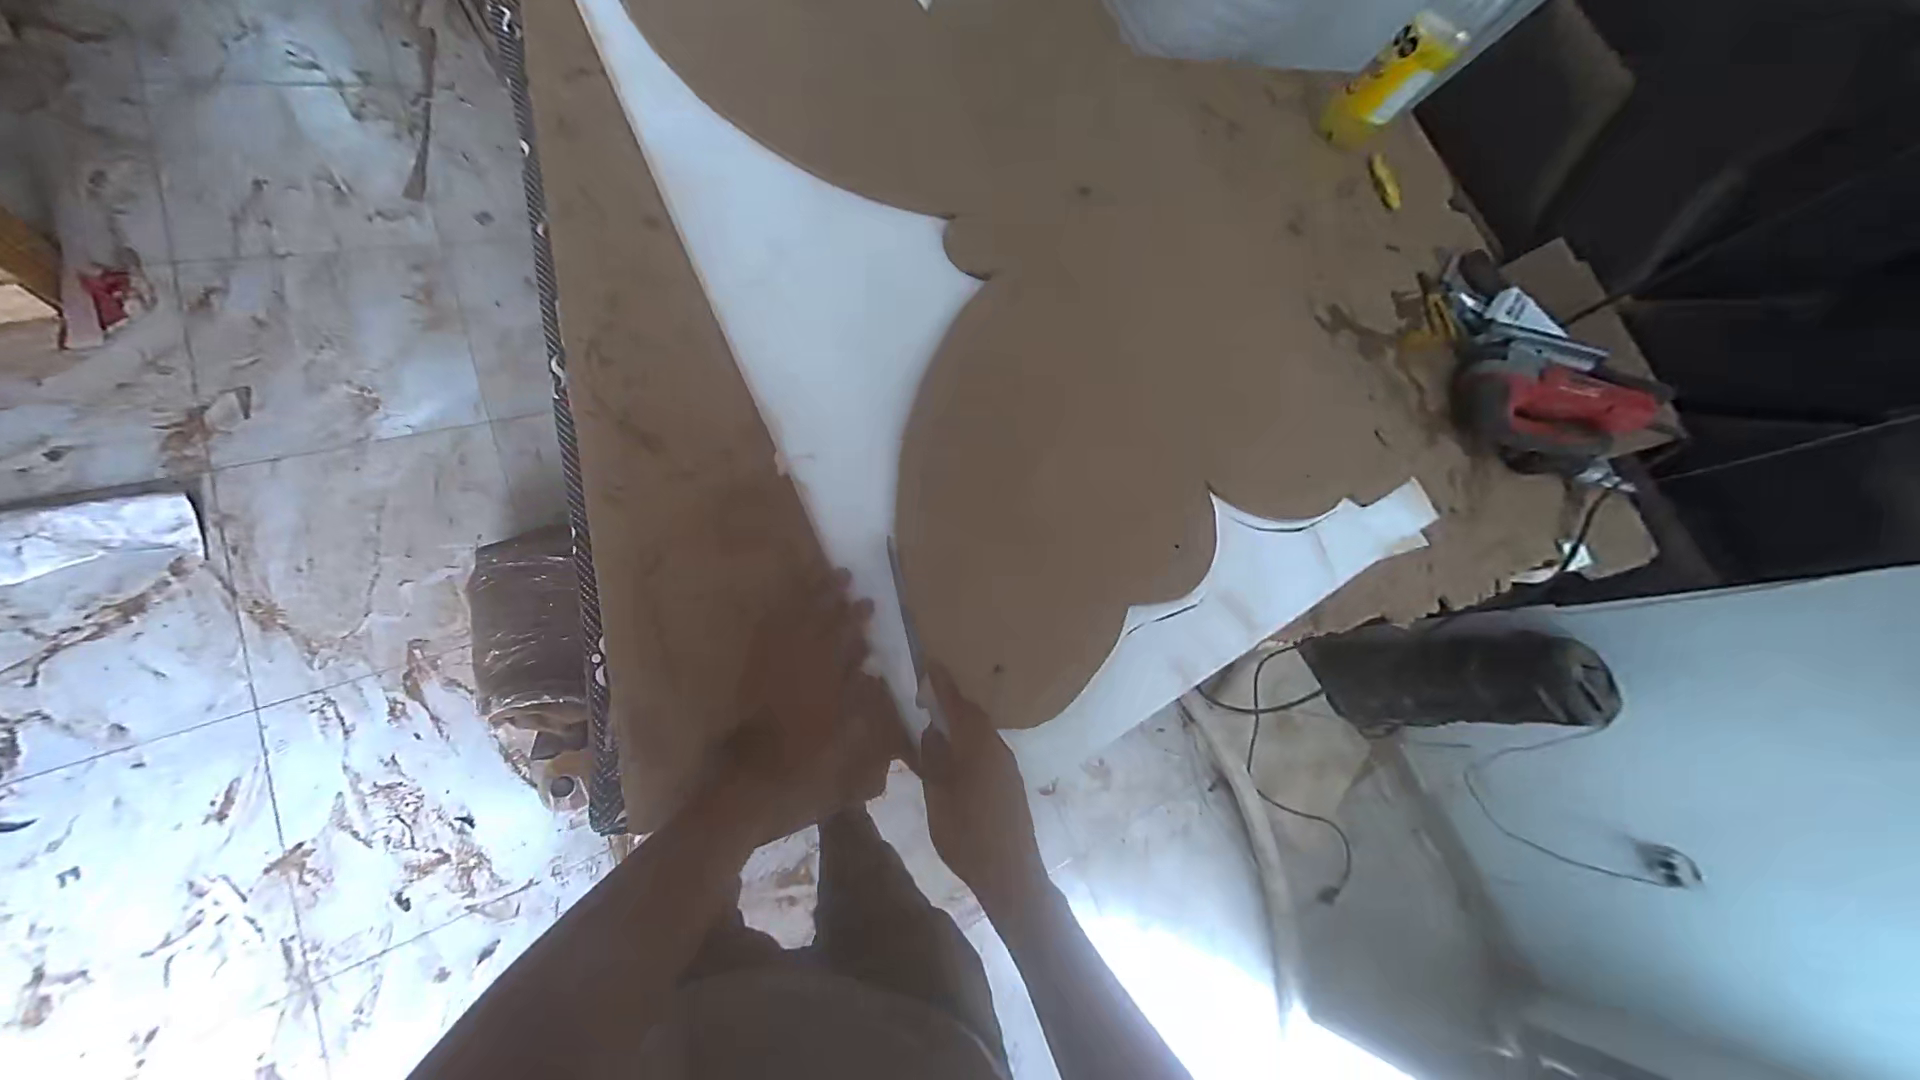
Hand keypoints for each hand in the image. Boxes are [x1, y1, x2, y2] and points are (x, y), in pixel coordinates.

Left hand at [711, 570, 898, 839]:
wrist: (757, 764)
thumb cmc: (806, 748)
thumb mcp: (842, 723)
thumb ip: (856, 691)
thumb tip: (869, 664)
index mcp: (824, 671)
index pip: (844, 633)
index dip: (856, 615)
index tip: (868, 601)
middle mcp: (799, 657)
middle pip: (817, 616)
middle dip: (832, 594)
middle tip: (844, 575)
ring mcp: (775, 657)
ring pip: (793, 616)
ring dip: (808, 596)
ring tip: (821, 578)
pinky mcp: (757, 663)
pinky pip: (770, 629)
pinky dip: (782, 612)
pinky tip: (788, 604)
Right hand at [915, 664, 1048, 911]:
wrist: (1012, 874)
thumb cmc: (968, 837)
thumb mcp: (938, 798)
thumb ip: (933, 760)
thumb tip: (930, 731)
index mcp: (977, 748)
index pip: (957, 706)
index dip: (942, 685)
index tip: (929, 664)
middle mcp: (997, 748)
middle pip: (972, 715)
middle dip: (950, 702)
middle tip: (926, 695)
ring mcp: (1006, 764)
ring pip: (980, 732)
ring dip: (960, 722)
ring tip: (935, 724)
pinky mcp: (1010, 780)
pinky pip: (986, 747)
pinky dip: (969, 741)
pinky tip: (954, 754)